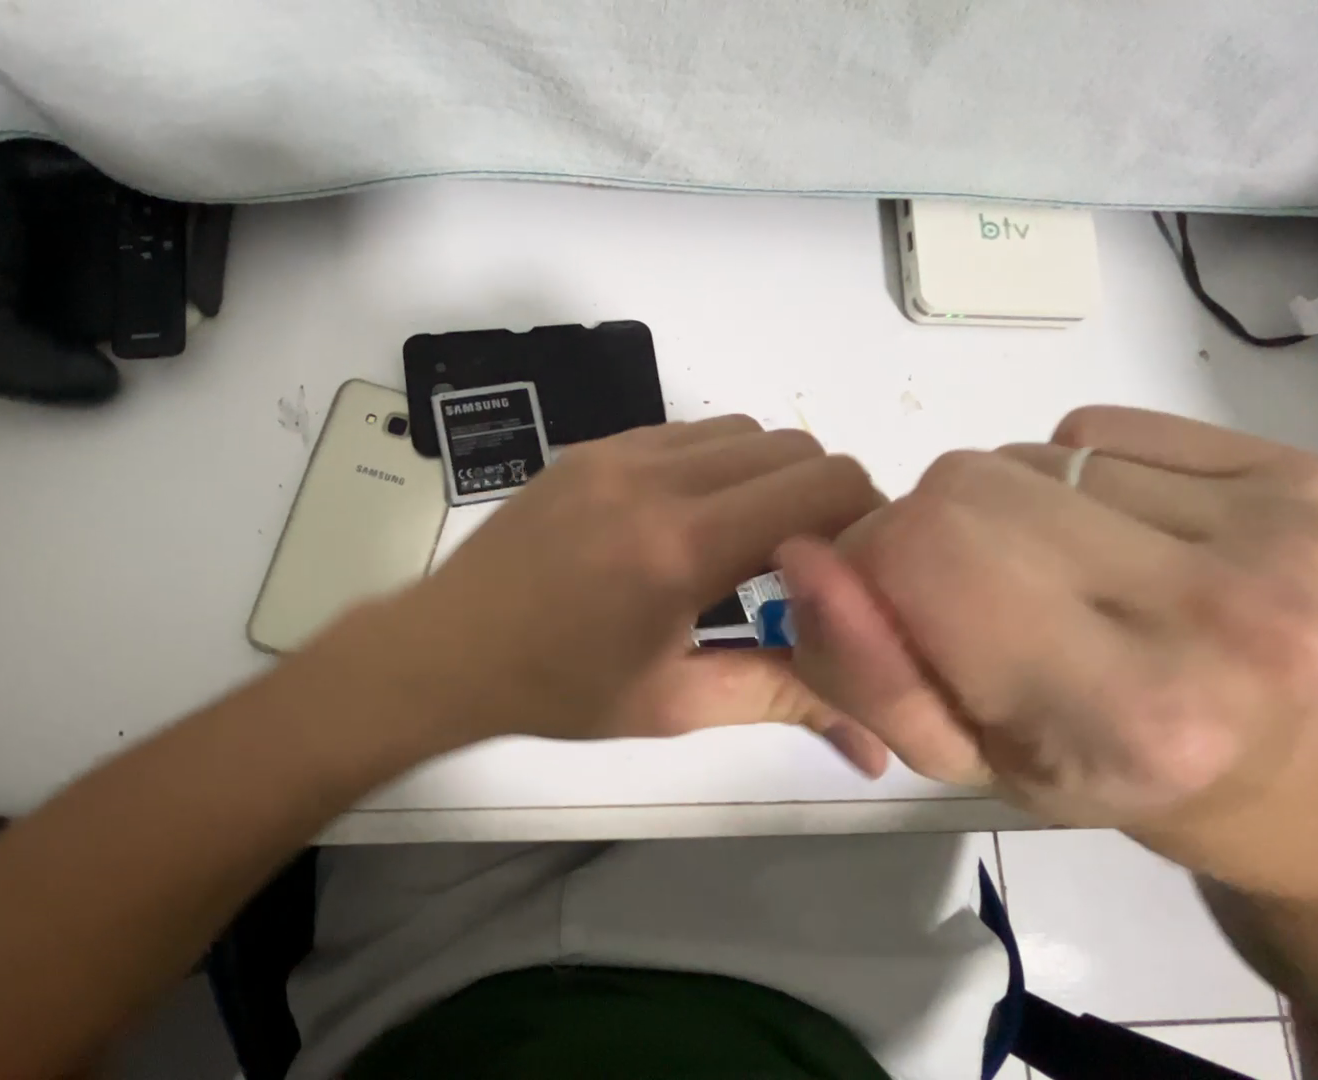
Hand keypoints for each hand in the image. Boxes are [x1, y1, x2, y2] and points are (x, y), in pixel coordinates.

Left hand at [399, 416, 888, 750]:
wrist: (449, 649)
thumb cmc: (557, 690)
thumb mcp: (672, 704)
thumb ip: (778, 694)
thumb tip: (868, 728)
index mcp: (681, 547)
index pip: (822, 484)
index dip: (863, 517)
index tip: (854, 565)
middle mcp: (654, 479)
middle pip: (791, 446)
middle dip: (821, 497)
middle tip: (805, 560)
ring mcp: (615, 453)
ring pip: (738, 430)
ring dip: (765, 475)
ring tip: (745, 539)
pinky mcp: (588, 449)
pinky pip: (681, 433)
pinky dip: (712, 463)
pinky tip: (687, 517)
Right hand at [778, 407, 1317, 855]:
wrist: (1254, 765)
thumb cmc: (1079, 774)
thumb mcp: (942, 753)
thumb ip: (856, 666)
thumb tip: (797, 555)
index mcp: (1125, 710)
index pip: (921, 552)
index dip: (870, 566)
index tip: (891, 609)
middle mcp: (1225, 618)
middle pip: (967, 488)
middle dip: (928, 534)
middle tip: (972, 599)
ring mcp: (1288, 542)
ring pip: (1022, 456)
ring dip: (1002, 509)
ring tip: (1050, 578)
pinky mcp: (1314, 482)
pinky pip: (1097, 430)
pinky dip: (1072, 472)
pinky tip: (1111, 538)